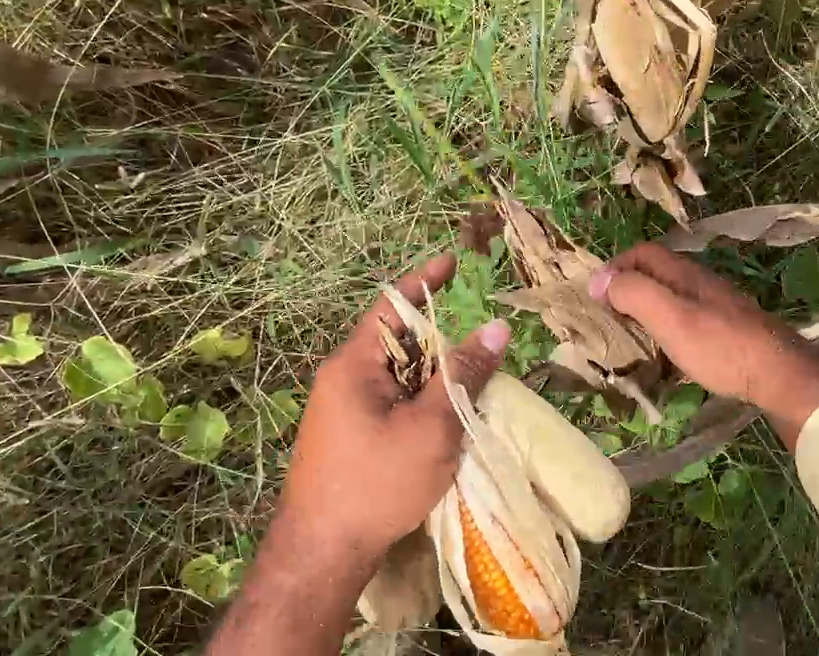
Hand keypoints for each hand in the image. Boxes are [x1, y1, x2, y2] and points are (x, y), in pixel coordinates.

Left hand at [278, 254, 509, 564]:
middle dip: (441, 337)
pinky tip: (446, 416)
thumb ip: (464, 373)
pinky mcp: (348, 435)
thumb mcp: (432, 426)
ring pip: (399, 372)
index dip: (425, 280)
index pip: (392, 305)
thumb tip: (497, 327)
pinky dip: (422, 396)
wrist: (321, 557)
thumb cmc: (376, 484)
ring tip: (471, 382)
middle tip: (481, 343)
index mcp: (354, 365)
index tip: (454, 260)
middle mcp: (342, 379)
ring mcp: (342, 409)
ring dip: (434, 372)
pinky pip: (392, 398)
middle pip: (399, 339)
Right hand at [590, 243, 818, 448]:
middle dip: (627, 289)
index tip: (592, 297)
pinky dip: (665, 331)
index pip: (642, 252)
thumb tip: (600, 280)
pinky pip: (685, 320)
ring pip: (670, 298)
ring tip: (628, 339)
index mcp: (685, 274)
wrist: (777, 373)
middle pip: (656, 274)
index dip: (615, 267)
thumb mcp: (670, 317)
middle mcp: (700, 283)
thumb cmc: (720, 345)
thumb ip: (636, 294)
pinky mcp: (725, 330)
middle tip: (605, 320)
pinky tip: (664, 357)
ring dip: (645, 312)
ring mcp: (715, 306)